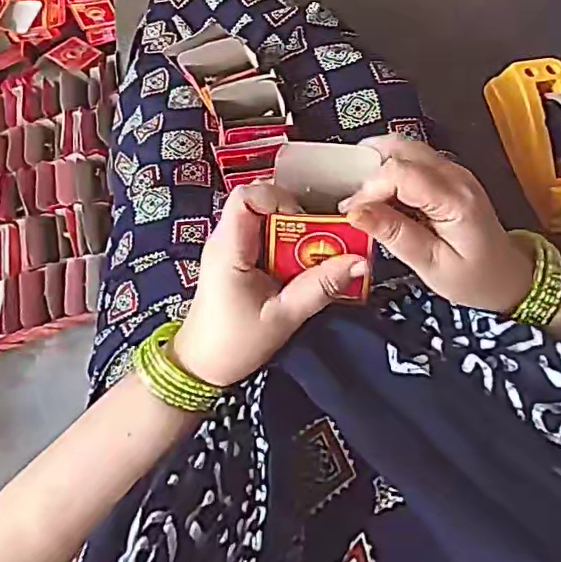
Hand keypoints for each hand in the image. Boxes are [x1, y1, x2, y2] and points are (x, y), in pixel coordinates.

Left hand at [169, 183, 368, 387]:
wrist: (201, 366)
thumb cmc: (234, 343)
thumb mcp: (283, 317)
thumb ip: (320, 287)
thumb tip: (360, 262)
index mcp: (228, 247)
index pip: (245, 195)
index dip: (278, 198)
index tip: (304, 222)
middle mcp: (225, 238)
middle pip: (260, 201)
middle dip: (294, 215)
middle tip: (319, 239)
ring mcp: (228, 245)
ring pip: (264, 216)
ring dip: (293, 230)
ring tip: (312, 253)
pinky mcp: (236, 256)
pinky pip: (263, 233)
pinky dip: (285, 242)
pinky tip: (298, 265)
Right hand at [339, 135, 533, 313]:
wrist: (508, 276)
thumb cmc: (474, 278)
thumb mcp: (431, 266)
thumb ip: (394, 235)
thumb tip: (357, 213)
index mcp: (455, 199)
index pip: (401, 173)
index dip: (369, 189)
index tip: (352, 212)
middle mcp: (455, 175)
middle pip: (400, 150)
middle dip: (369, 173)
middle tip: (354, 204)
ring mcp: (452, 169)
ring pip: (404, 146)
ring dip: (377, 166)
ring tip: (363, 197)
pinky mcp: (446, 172)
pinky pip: (411, 156)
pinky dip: (388, 168)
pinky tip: (381, 195)